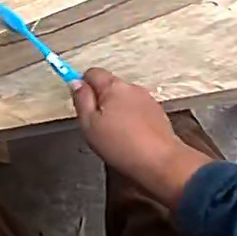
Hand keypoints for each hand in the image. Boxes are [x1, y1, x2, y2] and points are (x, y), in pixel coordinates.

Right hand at [71, 68, 209, 206]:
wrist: (160, 162)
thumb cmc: (123, 146)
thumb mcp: (89, 124)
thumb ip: (81, 99)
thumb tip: (75, 83)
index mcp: (113, 87)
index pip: (92, 72)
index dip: (83, 85)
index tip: (79, 101)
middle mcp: (132, 88)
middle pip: (108, 86)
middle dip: (99, 101)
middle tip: (95, 124)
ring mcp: (146, 100)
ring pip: (122, 100)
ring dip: (115, 112)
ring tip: (113, 135)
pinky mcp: (156, 113)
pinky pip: (136, 111)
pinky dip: (130, 120)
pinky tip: (128, 138)